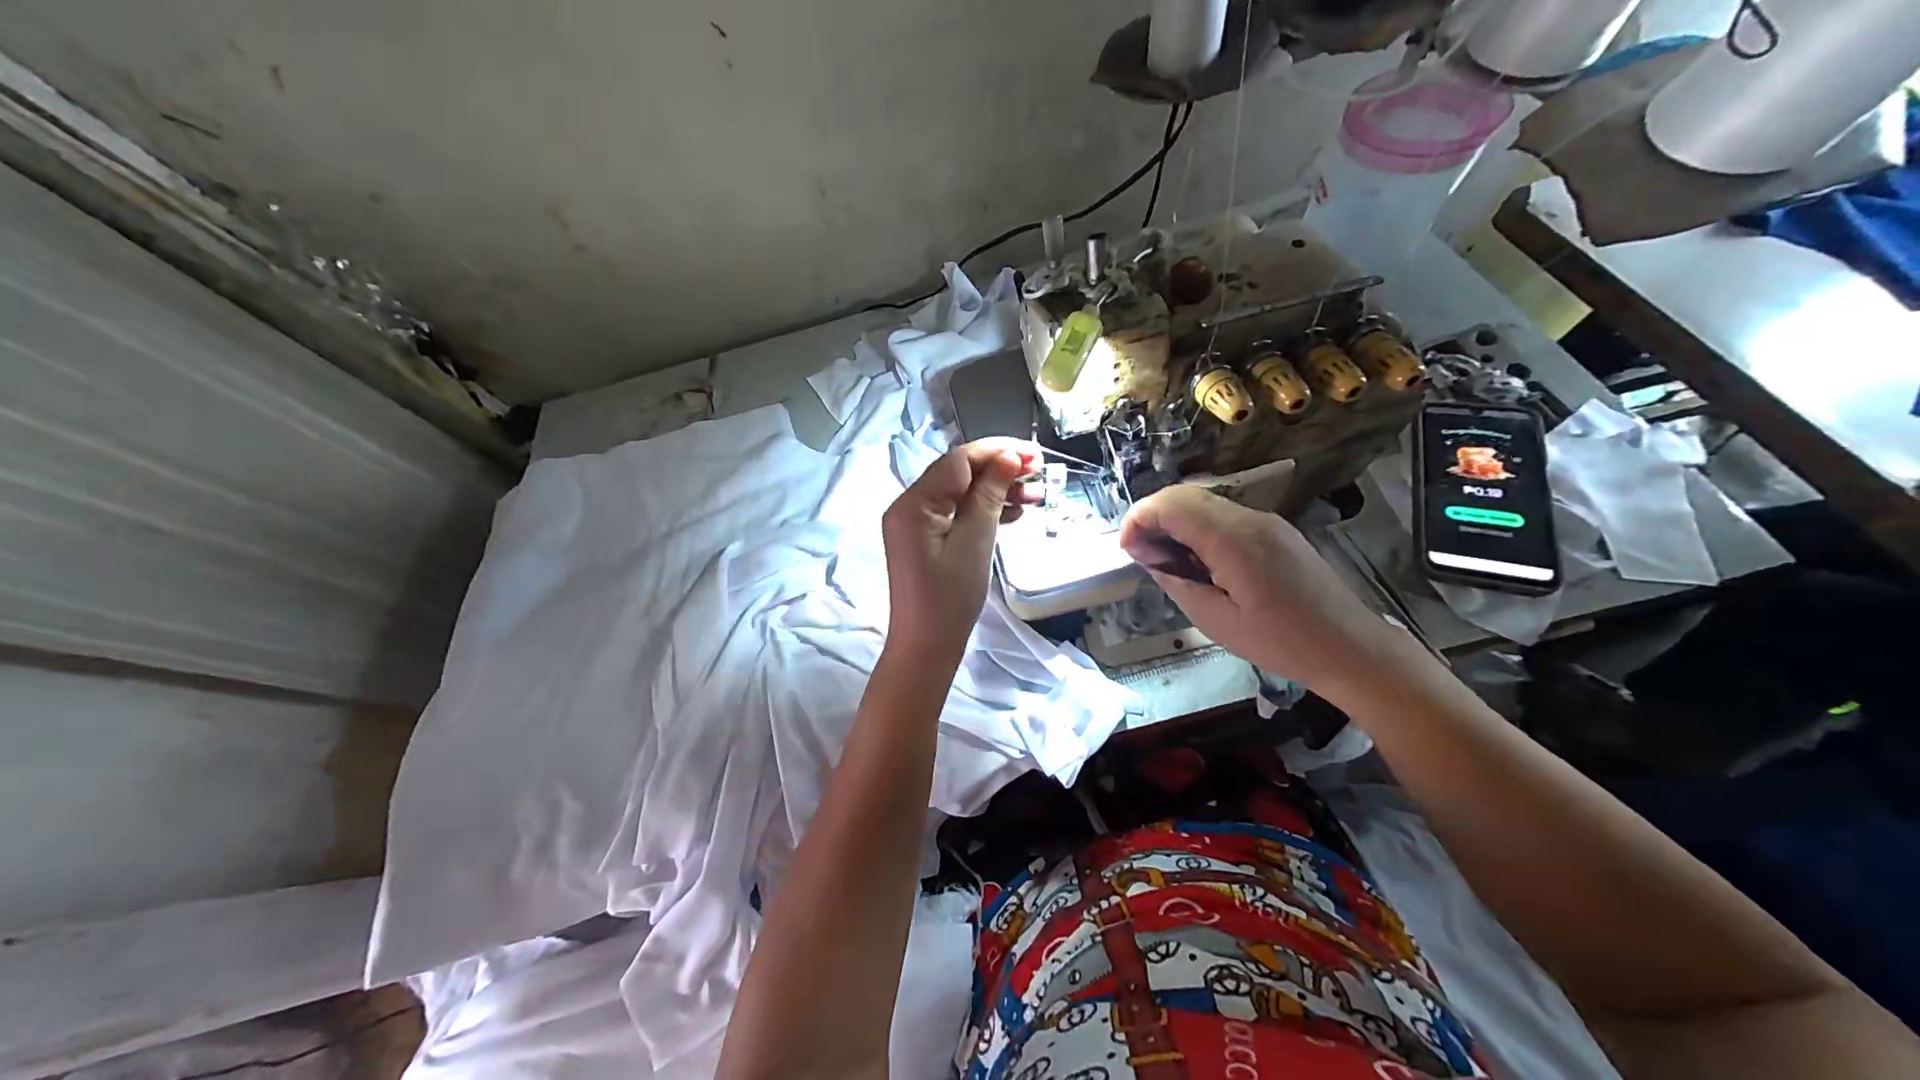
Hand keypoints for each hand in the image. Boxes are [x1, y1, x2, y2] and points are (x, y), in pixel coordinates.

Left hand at [881, 439, 1040, 664]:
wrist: (927, 646)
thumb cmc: (950, 598)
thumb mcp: (975, 541)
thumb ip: (990, 494)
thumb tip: (1008, 458)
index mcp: (914, 503)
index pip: (958, 461)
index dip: (997, 452)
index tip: (1033, 455)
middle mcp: (909, 506)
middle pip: (959, 474)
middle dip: (999, 469)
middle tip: (1039, 473)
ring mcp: (915, 524)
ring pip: (960, 493)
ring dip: (996, 491)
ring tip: (1034, 497)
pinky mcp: (925, 540)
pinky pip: (956, 513)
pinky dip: (984, 510)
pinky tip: (1014, 514)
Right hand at [1119, 485, 1405, 701]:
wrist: (1351, 648)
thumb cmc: (1281, 642)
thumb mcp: (1216, 621)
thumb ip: (1175, 580)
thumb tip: (1147, 554)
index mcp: (1233, 539)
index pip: (1171, 504)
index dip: (1139, 519)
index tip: (1128, 550)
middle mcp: (1250, 518)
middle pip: (1186, 495)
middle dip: (1153, 517)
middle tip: (1142, 556)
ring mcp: (1267, 522)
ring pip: (1205, 503)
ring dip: (1176, 523)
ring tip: (1169, 563)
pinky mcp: (1277, 531)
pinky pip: (1226, 517)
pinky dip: (1200, 529)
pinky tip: (1201, 563)